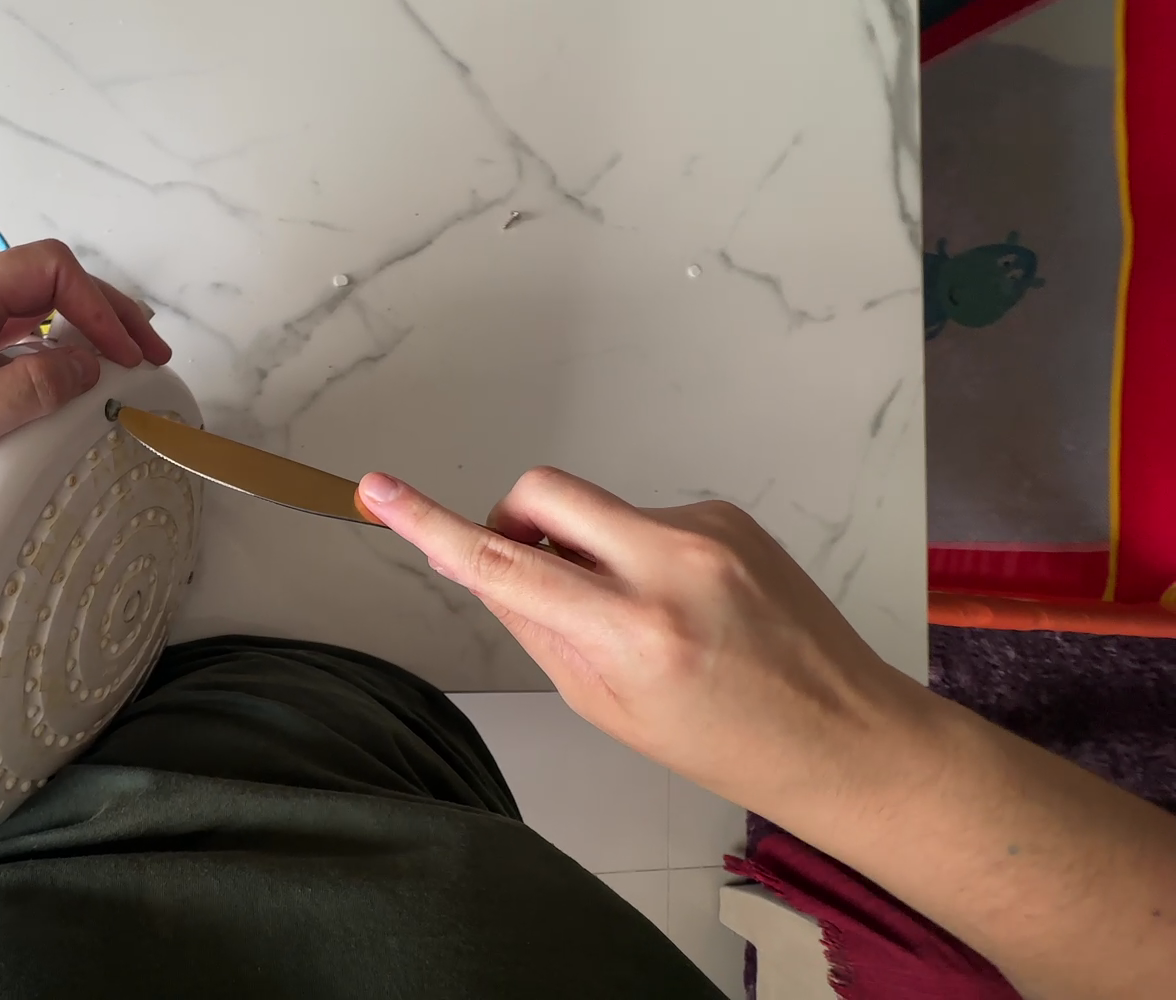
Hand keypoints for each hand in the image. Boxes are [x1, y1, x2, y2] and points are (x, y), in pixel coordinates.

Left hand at [0, 240, 170, 541]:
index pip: (47, 271)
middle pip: (42, 285)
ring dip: (78, 336)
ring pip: (24, 318)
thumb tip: (87, 364)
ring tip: (119, 369)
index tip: (132, 355)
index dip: (101, 305)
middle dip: (103, 313)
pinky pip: (0, 350)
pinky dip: (44, 362)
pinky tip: (59, 391)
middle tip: (148, 354)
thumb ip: (22, 390)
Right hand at [355, 467, 929, 814]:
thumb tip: (468, 562)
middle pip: (541, 490)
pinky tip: (669, 596)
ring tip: (626, 606)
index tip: (379, 490)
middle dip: (512, 517)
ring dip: (577, 544)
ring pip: (588, 505)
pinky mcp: (726, 512)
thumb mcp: (598, 699)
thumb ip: (528, 618)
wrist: (851, 738)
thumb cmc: (717, 739)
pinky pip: (635, 512)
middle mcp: (672, 564)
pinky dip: (624, 547)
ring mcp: (708, 529)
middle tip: (528, 564)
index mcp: (632, 630)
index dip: (429, 524)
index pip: (502, 565)